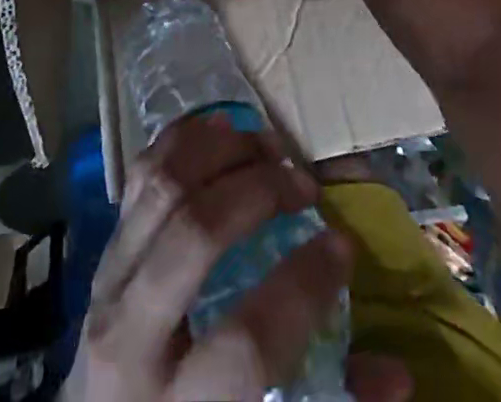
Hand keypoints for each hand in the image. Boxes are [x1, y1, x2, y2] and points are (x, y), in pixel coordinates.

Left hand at [64, 115, 406, 401]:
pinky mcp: (103, 248)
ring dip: (217, 154)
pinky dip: (179, 143)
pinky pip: (137, 178)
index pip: (246, 338)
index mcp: (180, 401)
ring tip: (267, 146)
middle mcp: (131, 333)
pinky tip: (219, 127)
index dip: (303, 286)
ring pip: (158, 192)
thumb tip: (397, 375)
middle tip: (302, 183)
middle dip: (256, 194)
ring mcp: (108, 280)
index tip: (342, 243)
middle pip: (193, 236)